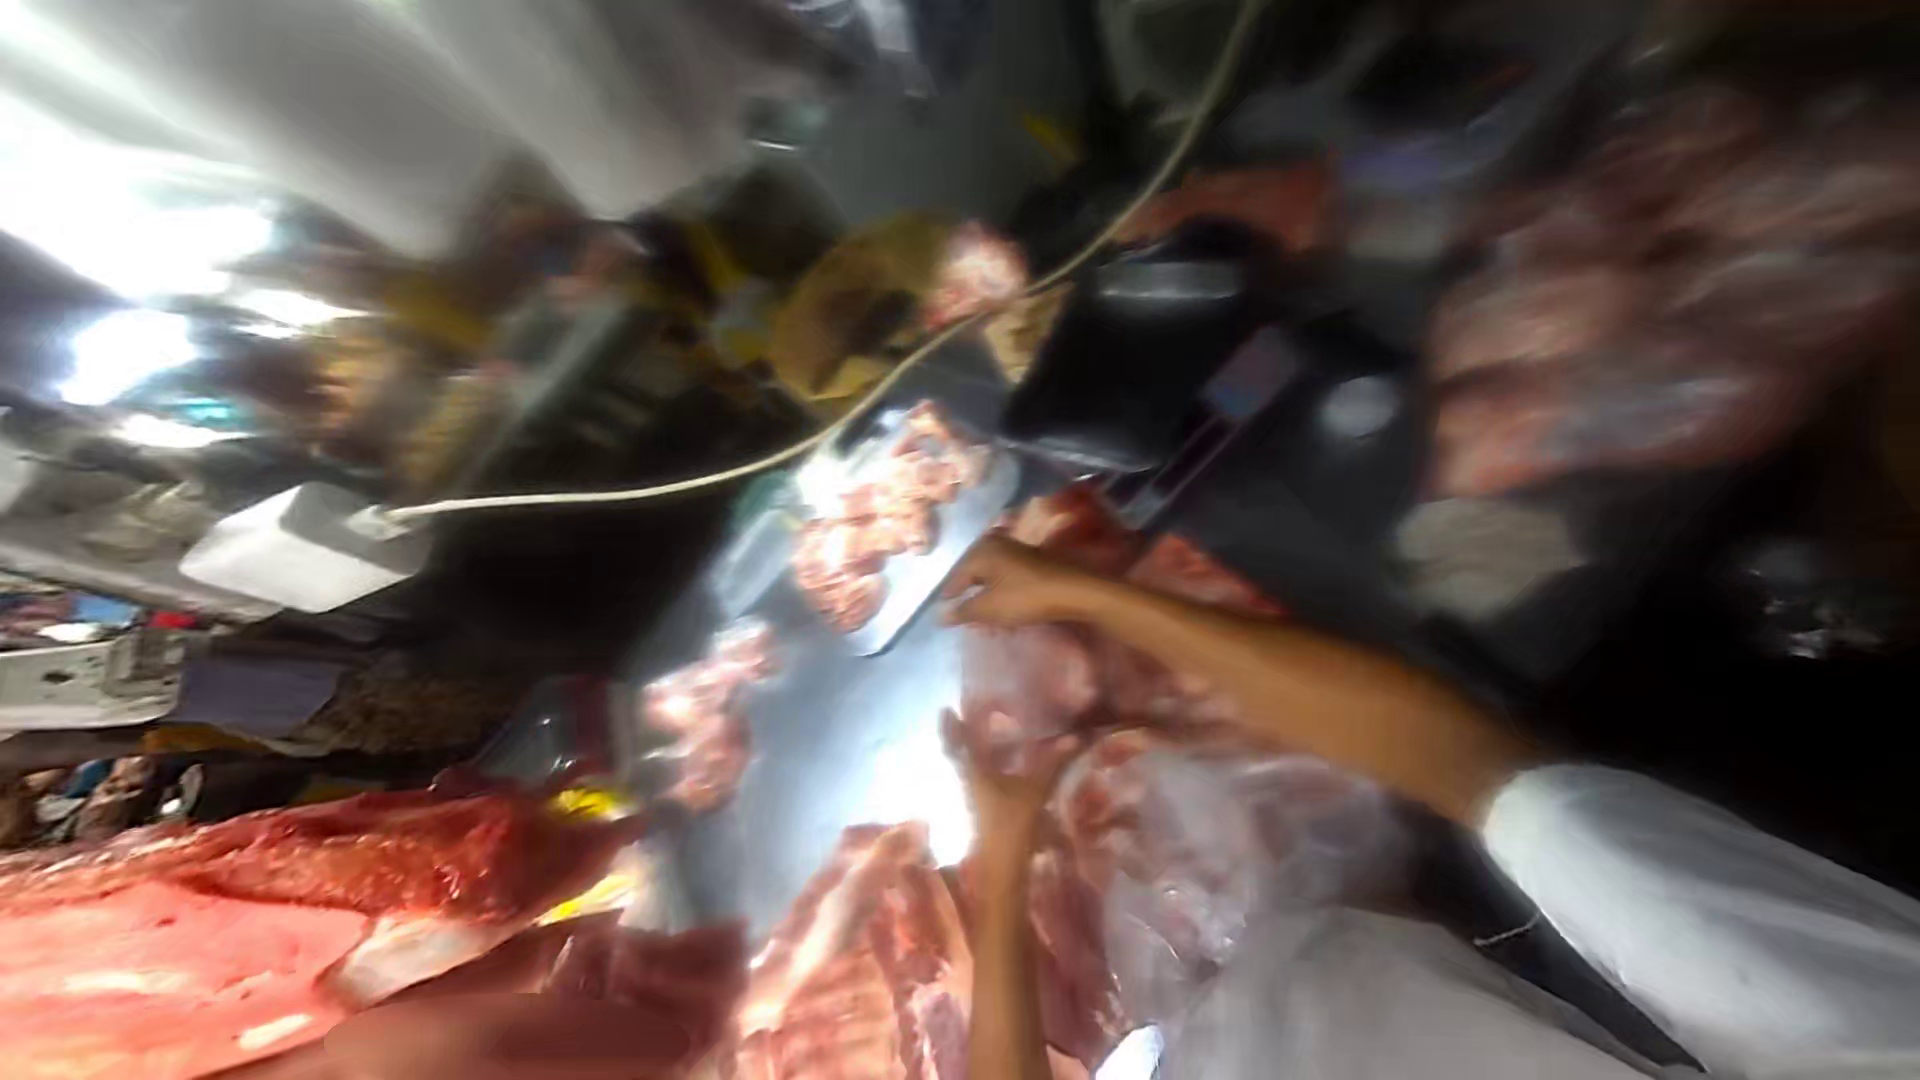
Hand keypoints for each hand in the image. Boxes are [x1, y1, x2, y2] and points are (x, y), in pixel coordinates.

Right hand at [941, 534, 1105, 626]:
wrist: (1075, 590)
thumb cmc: (1026, 597)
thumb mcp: (989, 608)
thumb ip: (963, 611)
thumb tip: (940, 614)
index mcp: (981, 552)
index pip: (956, 576)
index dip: (950, 596)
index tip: (943, 613)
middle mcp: (996, 545)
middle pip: (974, 575)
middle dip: (970, 598)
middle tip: (966, 620)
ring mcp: (1016, 551)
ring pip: (992, 578)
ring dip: (987, 600)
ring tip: (987, 622)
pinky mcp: (1033, 561)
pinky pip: (1008, 579)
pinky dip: (1003, 595)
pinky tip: (1006, 612)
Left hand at [942, 709, 1078, 846]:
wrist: (1004, 867)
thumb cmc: (1013, 823)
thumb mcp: (1035, 790)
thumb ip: (1052, 762)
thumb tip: (1073, 737)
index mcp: (974, 772)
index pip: (958, 743)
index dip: (952, 726)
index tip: (947, 708)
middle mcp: (969, 781)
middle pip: (957, 754)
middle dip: (957, 737)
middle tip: (962, 718)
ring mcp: (975, 797)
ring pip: (967, 768)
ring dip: (971, 751)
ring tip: (983, 735)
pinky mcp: (985, 808)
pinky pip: (978, 779)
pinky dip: (984, 766)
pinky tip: (1000, 765)